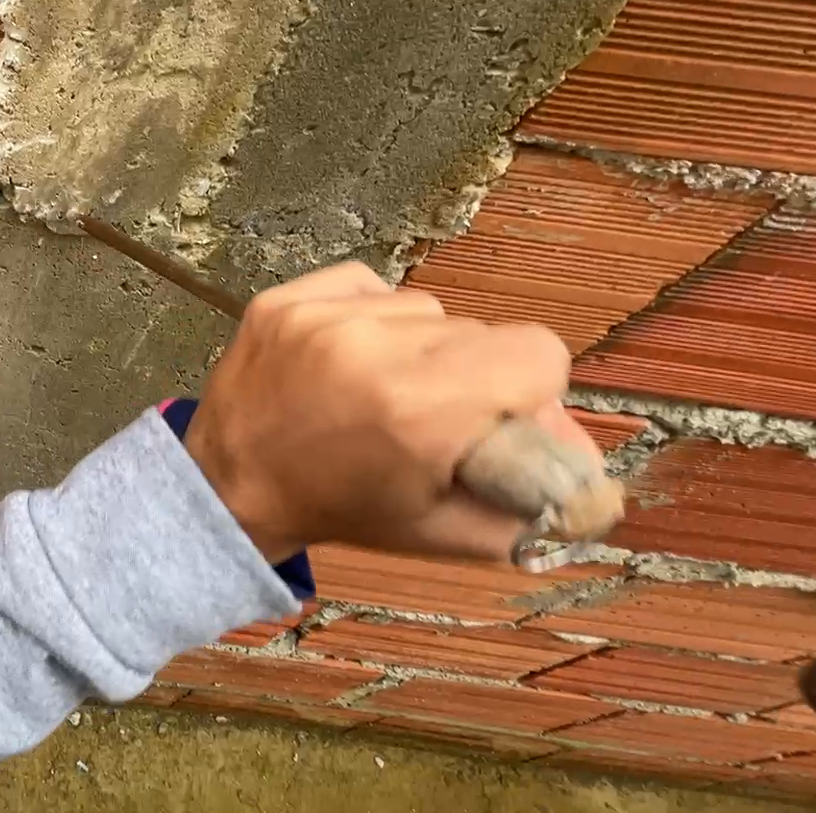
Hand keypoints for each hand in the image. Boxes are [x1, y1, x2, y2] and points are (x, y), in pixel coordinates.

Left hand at [183, 262, 602, 563]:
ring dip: (417, 343)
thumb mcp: (452, 531)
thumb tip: (586, 458)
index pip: (536, 351)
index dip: (528, 390)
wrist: (228, 484)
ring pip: (421, 307)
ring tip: (378, 386)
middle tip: (430, 411)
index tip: (492, 417)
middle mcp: (368, 347)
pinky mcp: (279, 300)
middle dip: (471, 372)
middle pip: (477, 329)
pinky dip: (368, 314)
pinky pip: (363, 283)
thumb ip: (541, 498)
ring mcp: (315, 316)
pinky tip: (348, 354)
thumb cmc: (339, 509)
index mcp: (419, 408)